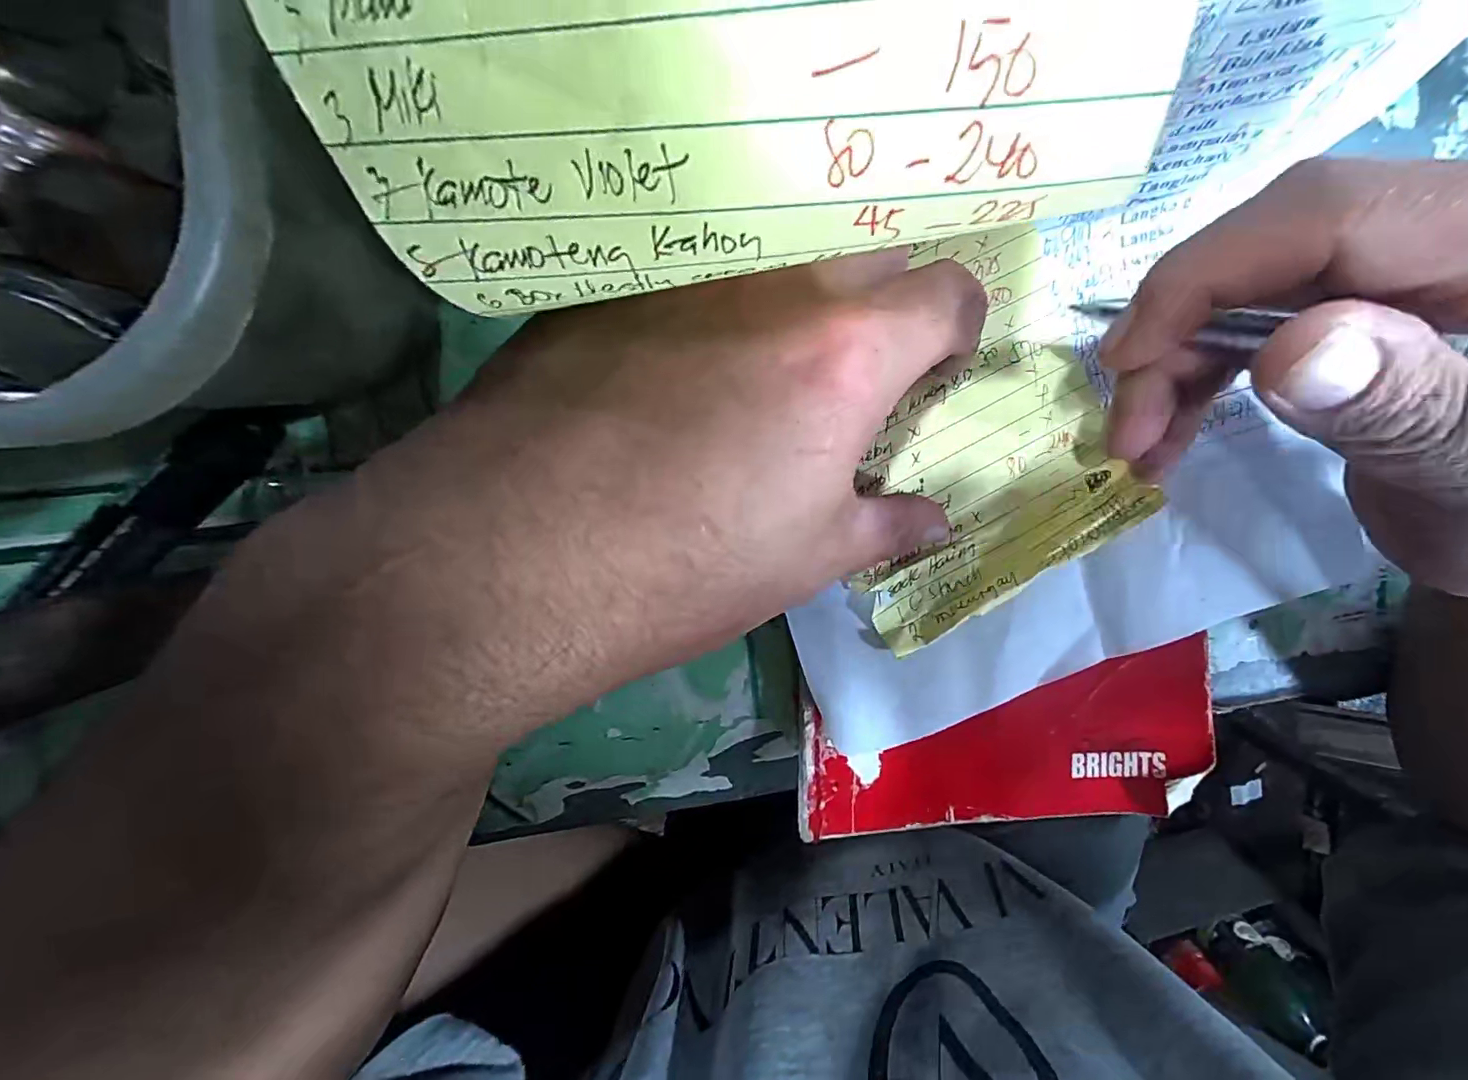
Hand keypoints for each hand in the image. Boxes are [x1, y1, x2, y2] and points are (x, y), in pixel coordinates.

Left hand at [208, 253, 984, 739]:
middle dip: (892, 301)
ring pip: (785, 260)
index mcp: (846, 357)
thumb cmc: (693, 567)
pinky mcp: (612, 287)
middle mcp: (779, 290)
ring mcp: (689, 277)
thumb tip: (940, 523)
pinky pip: (701, 277)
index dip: (962, 324)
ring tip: (779, 376)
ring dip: (808, 304)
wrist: (505, 564)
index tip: (943, 364)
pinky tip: (687, 379)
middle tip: (869, 370)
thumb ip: (891, 524)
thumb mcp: (814, 558)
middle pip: (873, 252)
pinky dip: (725, 312)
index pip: (947, 290)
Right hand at [1100, 159, 1467, 602]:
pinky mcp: (1380, 302)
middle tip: (1127, 426)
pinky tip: (1170, 432)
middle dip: (1183, 328)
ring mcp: (1428, 258)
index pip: (1350, 210)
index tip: (1130, 356)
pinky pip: (1263, 319)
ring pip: (1259, 279)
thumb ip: (1417, 415)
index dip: (1217, 273)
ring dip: (1180, 360)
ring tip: (1138, 444)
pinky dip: (1202, 376)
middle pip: (1287, 237)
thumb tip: (1288, 351)